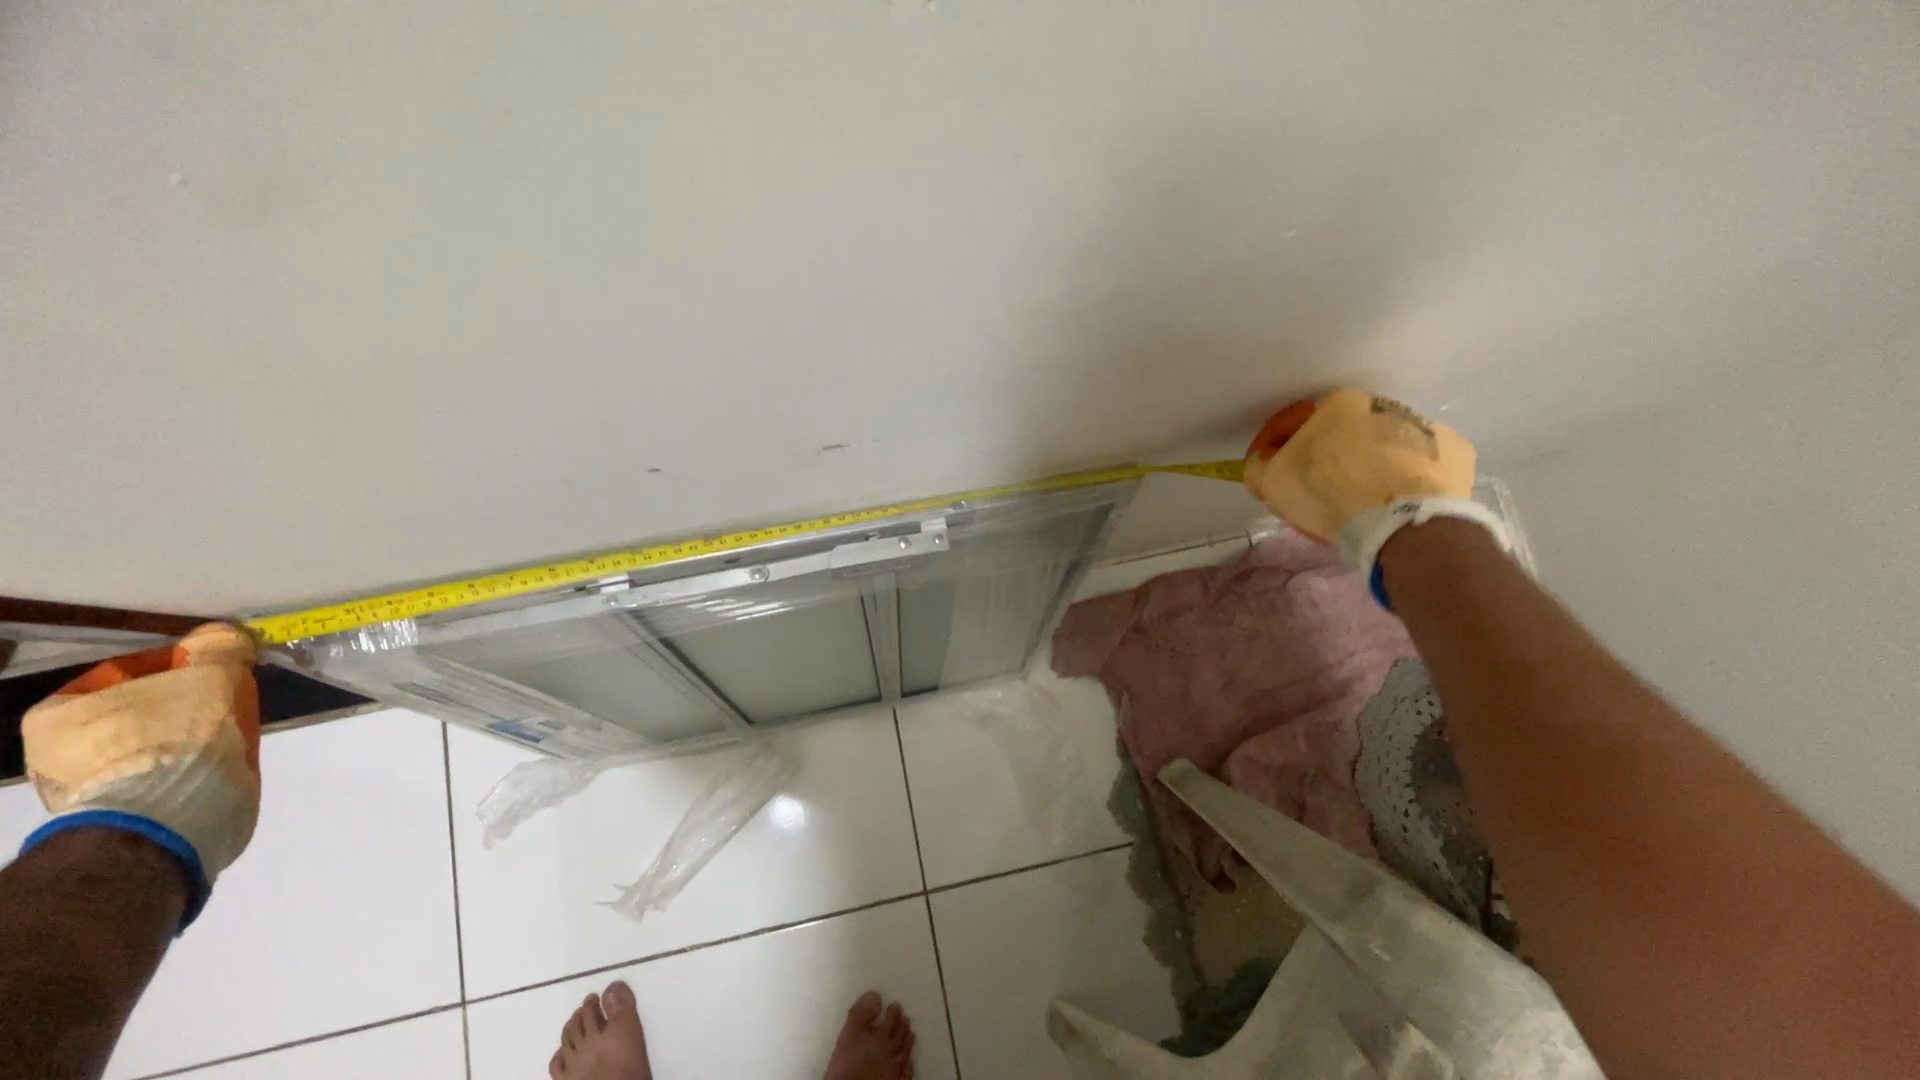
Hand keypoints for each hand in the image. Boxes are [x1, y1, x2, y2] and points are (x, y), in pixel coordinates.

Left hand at [19, 623, 260, 929]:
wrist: (172, 824)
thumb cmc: (180, 740)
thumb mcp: (213, 674)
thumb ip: (220, 647)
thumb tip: (226, 639)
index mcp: (60, 713)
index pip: (131, 671)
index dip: (185, 667)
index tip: (222, 675)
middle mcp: (54, 753)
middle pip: (140, 711)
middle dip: (187, 707)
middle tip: (230, 709)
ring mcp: (81, 791)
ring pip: (149, 746)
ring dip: (187, 741)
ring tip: (229, 744)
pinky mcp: (116, 819)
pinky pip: (155, 779)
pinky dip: (184, 773)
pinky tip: (214, 774)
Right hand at [1243, 388, 1476, 542]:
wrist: (1402, 521)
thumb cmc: (1330, 492)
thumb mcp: (1272, 481)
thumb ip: (1259, 466)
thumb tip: (1263, 464)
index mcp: (1338, 403)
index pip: (1292, 421)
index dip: (1271, 447)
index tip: (1264, 472)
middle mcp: (1385, 405)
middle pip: (1340, 435)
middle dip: (1323, 458)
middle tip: (1310, 491)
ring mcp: (1425, 428)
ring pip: (1382, 449)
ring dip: (1365, 468)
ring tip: (1356, 503)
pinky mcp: (1454, 457)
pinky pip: (1418, 469)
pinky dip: (1403, 482)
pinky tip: (1393, 504)